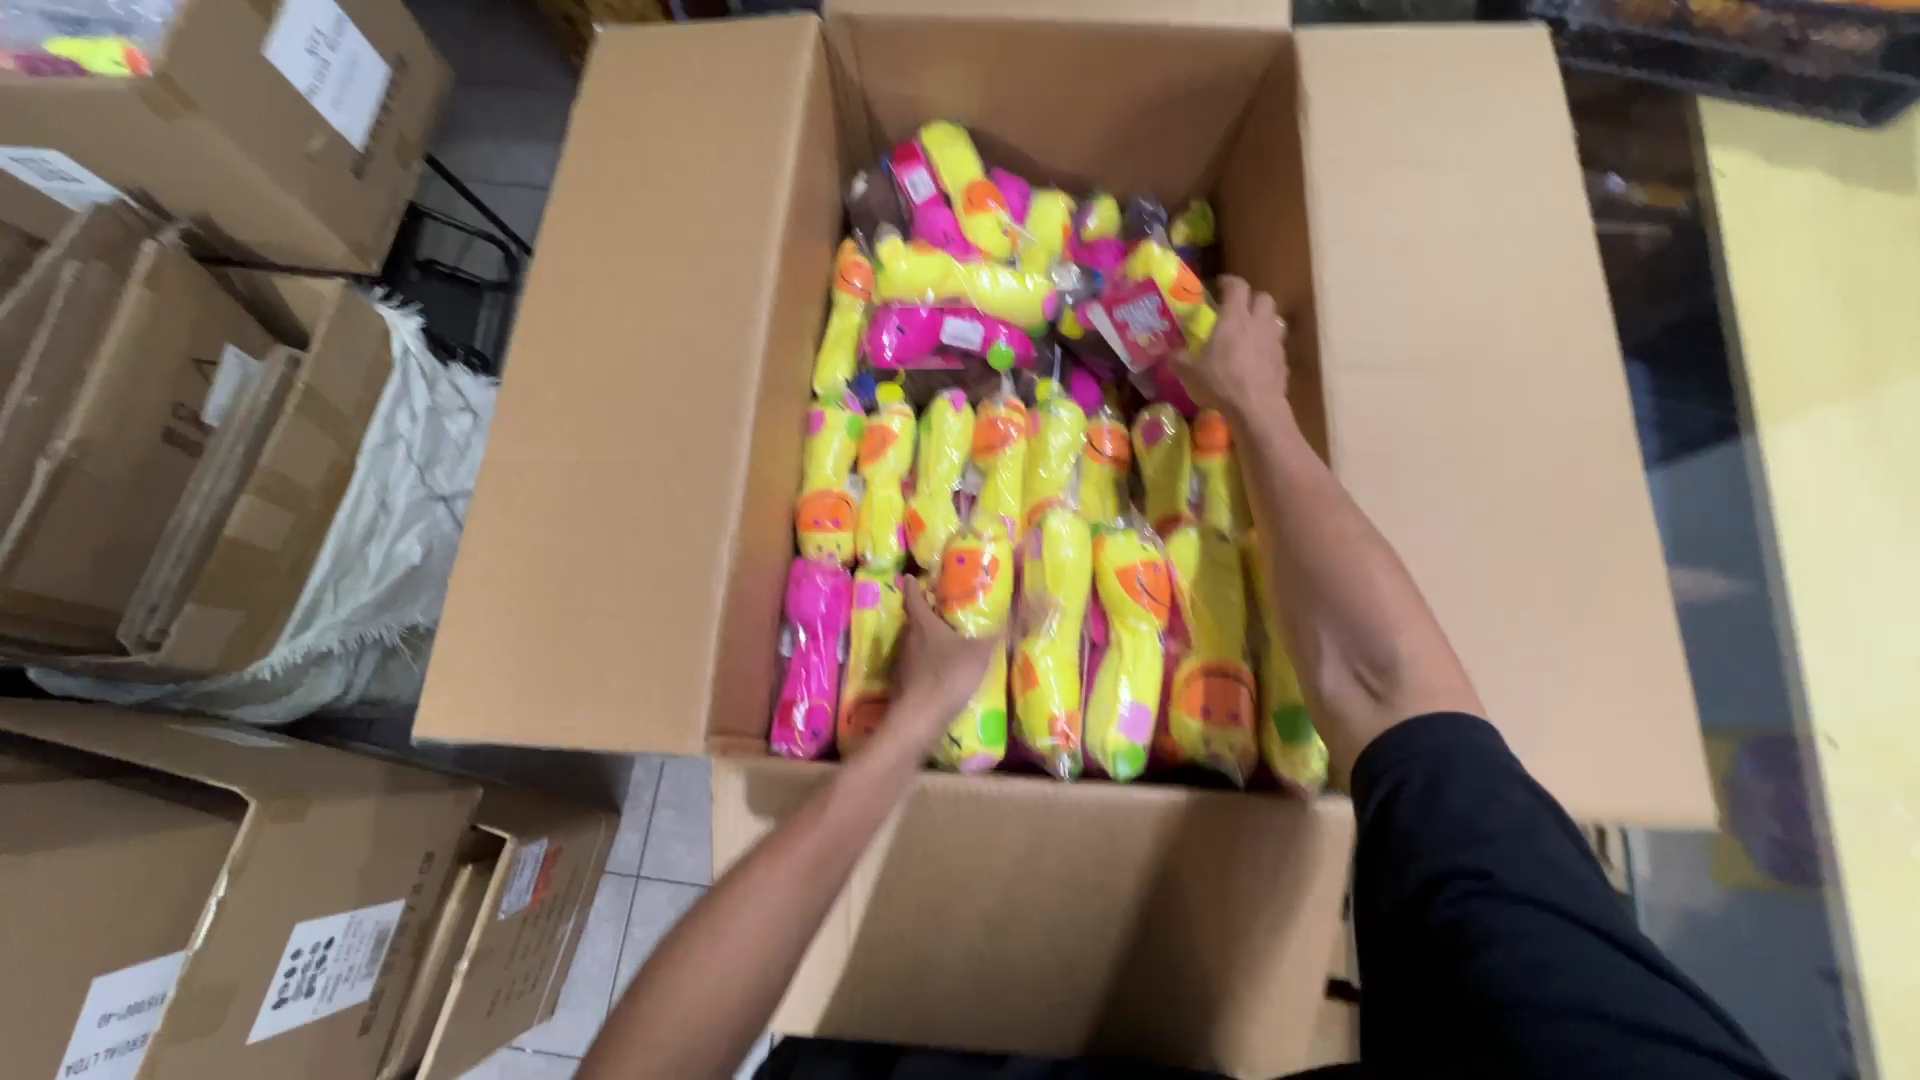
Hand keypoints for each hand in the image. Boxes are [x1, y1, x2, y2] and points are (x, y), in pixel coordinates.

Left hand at [890, 581, 1002, 737]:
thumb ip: (1009, 630)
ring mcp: (903, 663)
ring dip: (927, 640)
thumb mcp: (983, 652)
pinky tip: (944, 671)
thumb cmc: (949, 675)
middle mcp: (908, 639)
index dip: (912, 585)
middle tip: (943, 607)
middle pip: (914, 620)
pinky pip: (917, 666)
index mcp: (923, 623)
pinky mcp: (905, 685)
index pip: (912, 596)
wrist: (919, 719)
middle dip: (926, 613)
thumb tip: (1042, 602)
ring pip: (915, 643)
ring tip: (948, 639)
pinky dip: (928, 663)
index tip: (912, 577)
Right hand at [1178, 276, 1288, 421]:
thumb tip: (1165, 353)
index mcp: (1234, 317)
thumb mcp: (1189, 372)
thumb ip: (1177, 359)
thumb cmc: (1220, 382)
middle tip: (1238, 310)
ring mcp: (1274, 341)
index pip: (1237, 286)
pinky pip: (1277, 346)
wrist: (1256, 407)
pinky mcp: (1283, 361)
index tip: (1220, 285)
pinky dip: (1268, 348)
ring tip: (1250, 334)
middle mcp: (1258, 322)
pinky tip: (1257, 361)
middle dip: (1251, 300)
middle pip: (1263, 297)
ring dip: (1263, 321)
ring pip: (1274, 319)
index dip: (1229, 282)